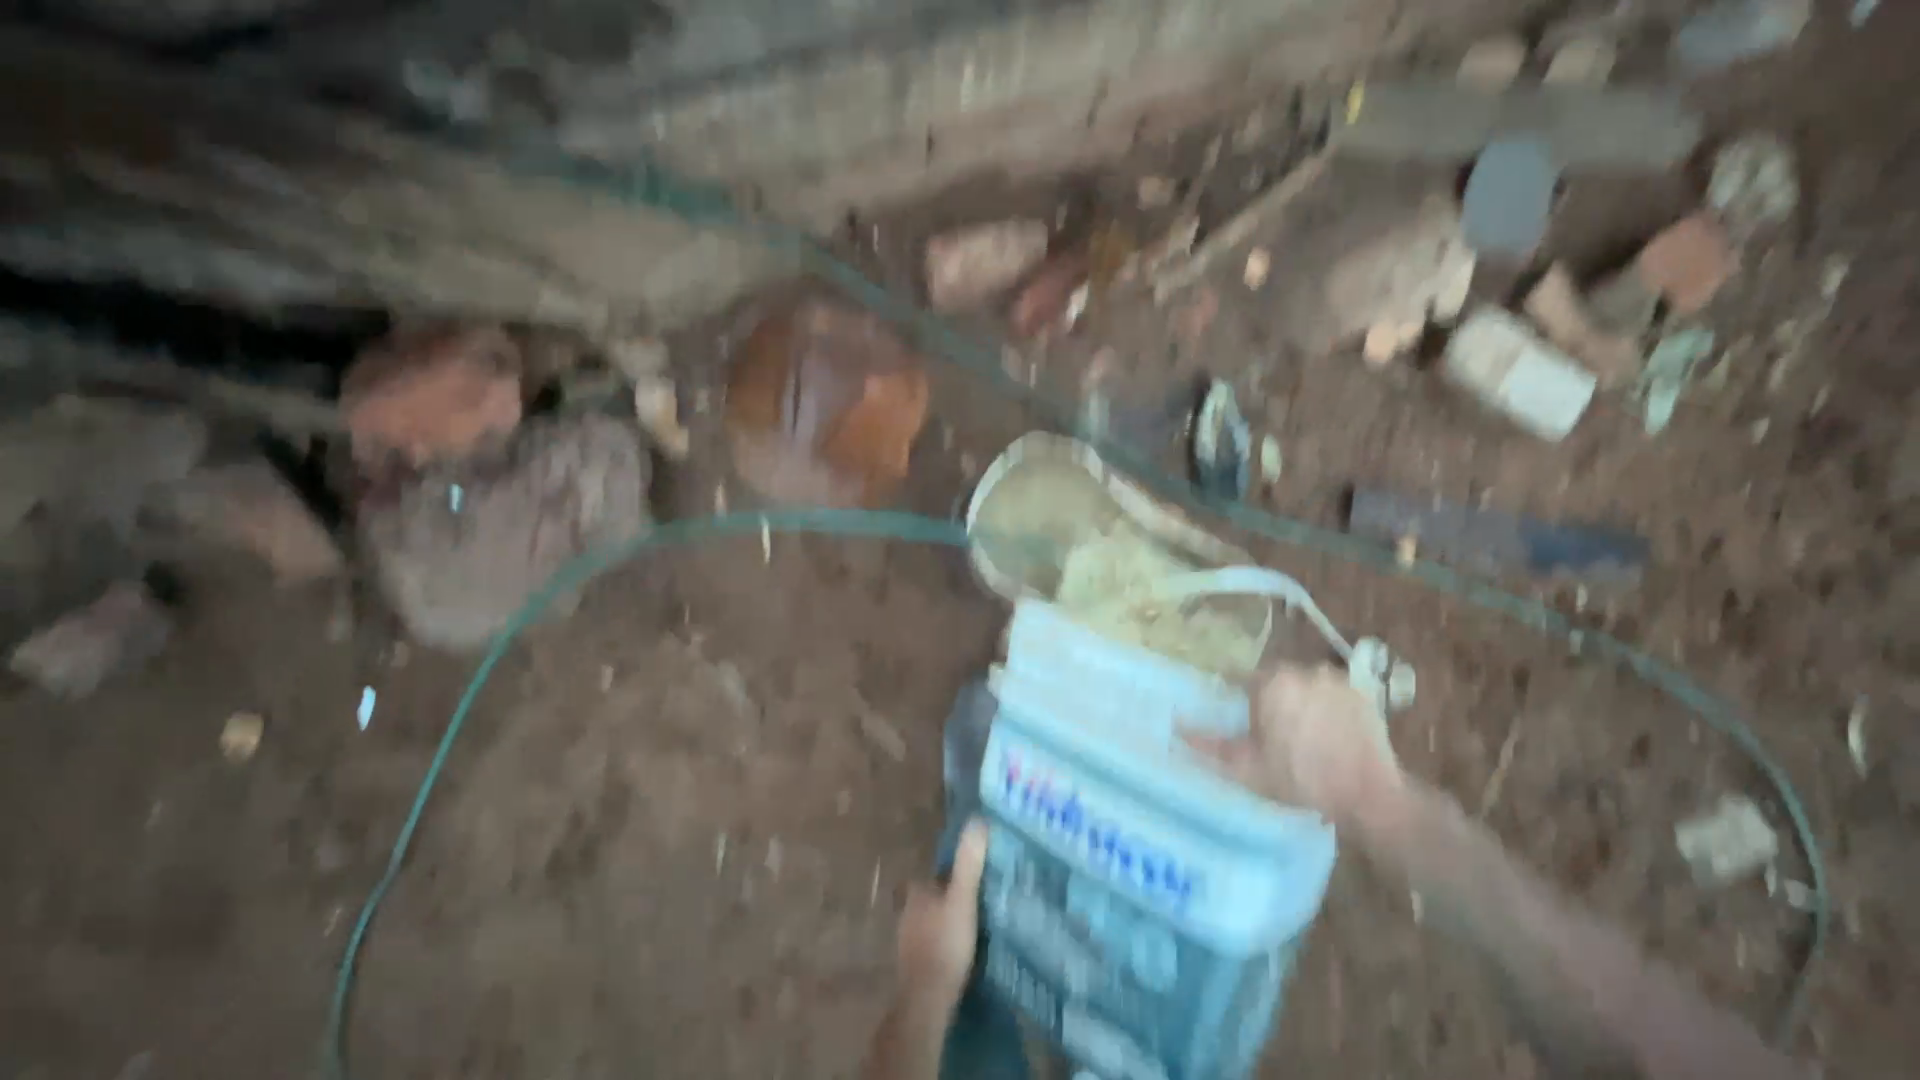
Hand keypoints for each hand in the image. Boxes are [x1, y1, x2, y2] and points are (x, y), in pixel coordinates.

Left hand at [894, 821, 988, 1011]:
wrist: (926, 997)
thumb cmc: (945, 943)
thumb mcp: (963, 898)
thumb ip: (969, 863)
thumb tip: (977, 820)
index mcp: (918, 889)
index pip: (939, 871)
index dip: (958, 871)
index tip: (978, 876)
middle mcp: (908, 909)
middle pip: (935, 894)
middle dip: (952, 895)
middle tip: (981, 899)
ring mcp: (908, 936)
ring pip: (933, 918)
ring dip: (949, 918)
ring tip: (976, 924)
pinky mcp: (913, 960)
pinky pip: (933, 940)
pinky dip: (945, 940)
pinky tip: (961, 948)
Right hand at [1185, 662, 1400, 826]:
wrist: (1368, 796)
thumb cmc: (1300, 780)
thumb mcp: (1248, 768)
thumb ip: (1210, 745)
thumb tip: (1176, 727)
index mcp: (1272, 682)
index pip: (1245, 681)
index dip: (1245, 705)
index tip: (1249, 728)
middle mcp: (1303, 670)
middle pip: (1277, 682)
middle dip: (1274, 704)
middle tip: (1276, 739)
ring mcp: (1336, 680)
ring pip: (1306, 687)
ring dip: (1302, 704)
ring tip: (1307, 740)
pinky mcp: (1362, 693)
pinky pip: (1334, 695)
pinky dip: (1329, 709)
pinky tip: (1331, 737)